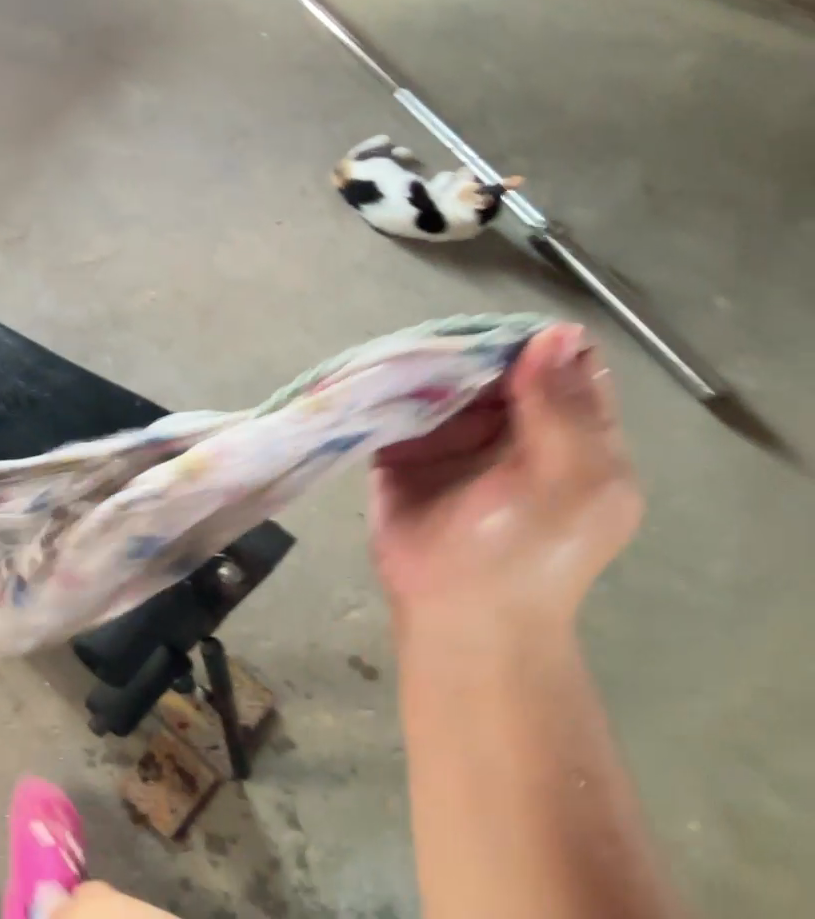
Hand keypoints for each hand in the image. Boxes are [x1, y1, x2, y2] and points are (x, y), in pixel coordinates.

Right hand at [368, 323, 641, 642]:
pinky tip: (370, 380)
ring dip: (421, 368)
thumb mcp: (572, 477)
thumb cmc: (530, 551)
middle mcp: (513, 429)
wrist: (459, 611)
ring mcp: (453, 441)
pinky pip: (393, 411)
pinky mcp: (400, 454)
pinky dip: (383, 392)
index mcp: (573, 433)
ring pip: (441, 384)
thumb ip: (562, 408)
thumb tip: (555, 332)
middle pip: (493, 367)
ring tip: (396, 356)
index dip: (534, 345)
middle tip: (433, 346)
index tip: (493, 341)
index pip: (563, 366)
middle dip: (466, 351)